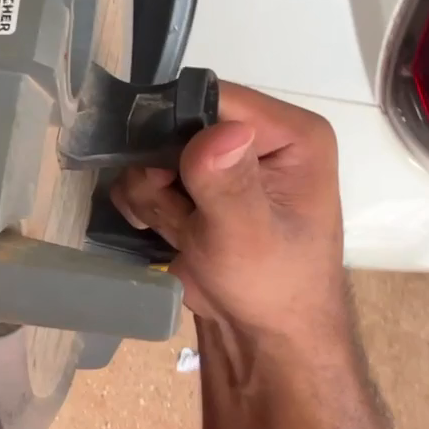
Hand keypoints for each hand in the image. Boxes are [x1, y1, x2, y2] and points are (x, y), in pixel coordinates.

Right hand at [109, 83, 347, 338]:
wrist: (259, 331)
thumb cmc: (270, 284)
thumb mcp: (247, 234)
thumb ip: (227, 183)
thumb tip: (221, 132)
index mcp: (288, 134)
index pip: (211, 97)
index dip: (175, 127)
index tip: (164, 173)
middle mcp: (254, 138)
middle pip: (170, 123)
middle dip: (157, 170)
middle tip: (177, 211)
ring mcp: (220, 162)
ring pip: (146, 154)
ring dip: (150, 196)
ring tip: (181, 231)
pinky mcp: (192, 186)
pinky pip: (139, 177)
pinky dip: (142, 206)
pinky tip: (168, 232)